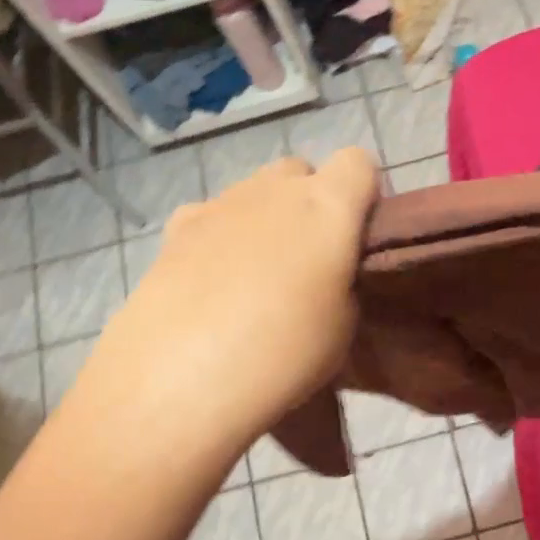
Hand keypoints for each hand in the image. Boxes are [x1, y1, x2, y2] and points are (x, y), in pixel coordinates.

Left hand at [80, 148, 380, 443]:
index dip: (363, 195)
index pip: (359, 163)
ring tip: (256, 280)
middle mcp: (274, 189)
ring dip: (265, 220)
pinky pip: (212, 216)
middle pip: (301, 171)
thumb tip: (327, 270)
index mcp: (328, 206)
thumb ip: (344, 280)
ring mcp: (220, 203)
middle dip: (309, 203)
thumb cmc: (284, 353)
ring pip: (255, 193)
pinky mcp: (176, 227)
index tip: (357, 238)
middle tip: (309, 261)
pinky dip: (220, 236)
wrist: (181, 376)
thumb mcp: (343, 326)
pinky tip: (212, 282)